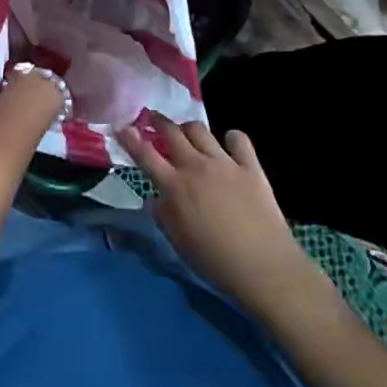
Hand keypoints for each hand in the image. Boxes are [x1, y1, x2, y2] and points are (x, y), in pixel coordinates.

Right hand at [120, 112, 330, 312]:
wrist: (264, 268)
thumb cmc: (214, 261)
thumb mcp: (178, 242)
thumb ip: (163, 215)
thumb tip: (156, 199)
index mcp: (174, 186)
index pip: (145, 154)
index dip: (130, 138)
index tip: (122, 126)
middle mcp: (196, 167)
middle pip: (172, 132)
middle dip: (158, 121)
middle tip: (152, 119)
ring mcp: (225, 163)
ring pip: (200, 130)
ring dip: (188, 128)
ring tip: (186, 132)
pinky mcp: (251, 167)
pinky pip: (238, 140)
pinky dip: (230, 138)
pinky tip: (228, 145)